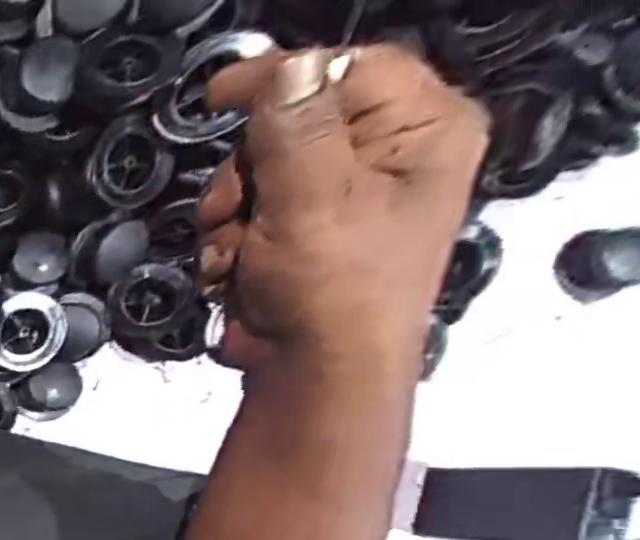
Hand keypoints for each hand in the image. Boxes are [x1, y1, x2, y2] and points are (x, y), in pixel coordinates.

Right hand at [197, 46, 488, 379]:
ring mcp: (337, 203)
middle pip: (287, 130)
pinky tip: (235, 270)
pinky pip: (246, 220)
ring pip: (255, 180)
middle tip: (232, 212)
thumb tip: (287, 69)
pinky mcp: (298, 239)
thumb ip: (296, 128)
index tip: (219, 96)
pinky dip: (228, 246)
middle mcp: (383, 160)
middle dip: (242, 177)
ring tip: (237, 256)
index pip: (346, 71)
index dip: (281, 80)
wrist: (315, 370)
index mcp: (419, 130)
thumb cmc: (333, 290)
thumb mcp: (313, 198)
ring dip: (227, 219)